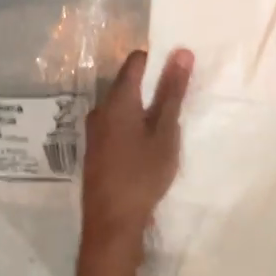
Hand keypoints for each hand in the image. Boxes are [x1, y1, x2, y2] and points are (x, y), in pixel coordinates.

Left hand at [80, 49, 192, 275]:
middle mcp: (100, 111)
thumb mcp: (165, 132)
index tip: (178, 67)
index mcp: (117, 100)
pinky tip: (147, 142)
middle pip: (126, 83)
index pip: (135, 62)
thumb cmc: (142, 174)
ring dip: (142, 106)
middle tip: (178, 93)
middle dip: (151, 83)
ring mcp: (94, 133)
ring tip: (167, 118)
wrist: (111, 224)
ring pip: (121, 106)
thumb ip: (172, 92)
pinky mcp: (95, 152)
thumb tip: (181, 51)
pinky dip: (133, 124)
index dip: (157, 59)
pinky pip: (116, 125)